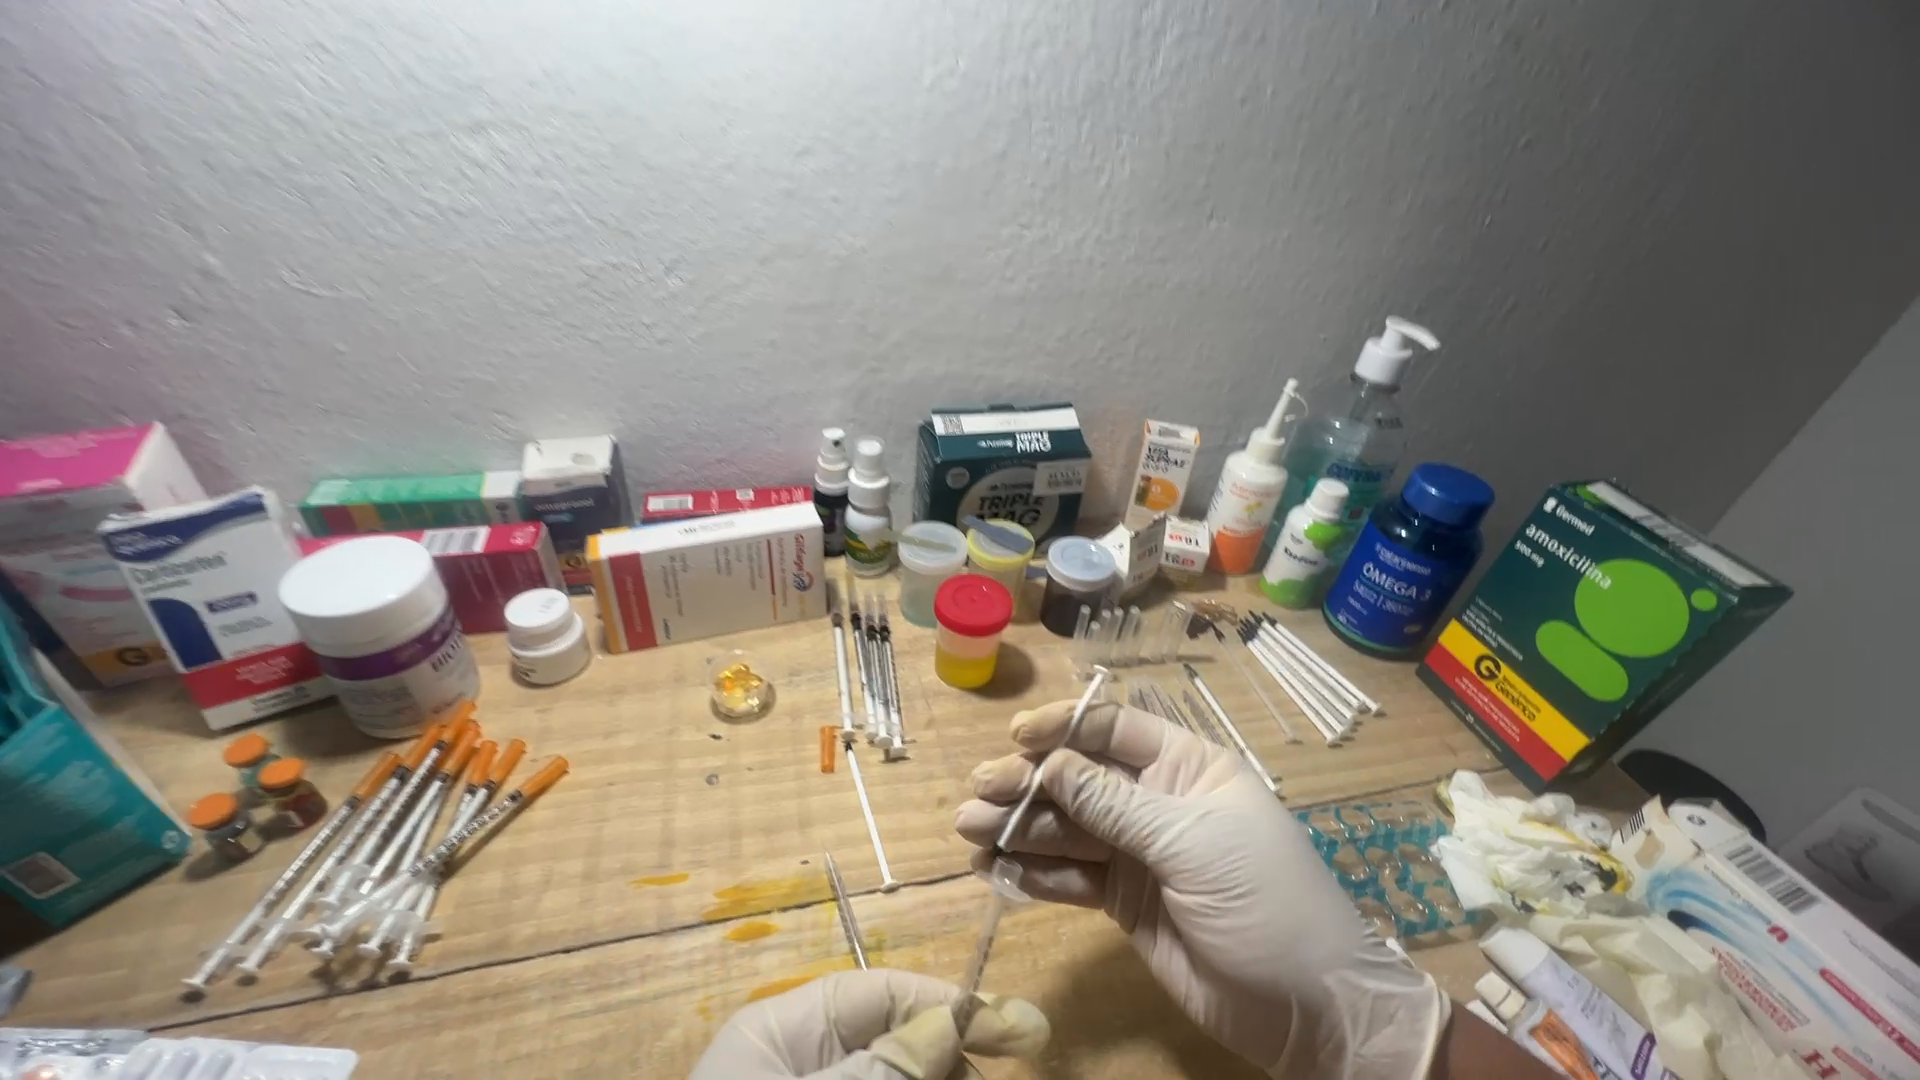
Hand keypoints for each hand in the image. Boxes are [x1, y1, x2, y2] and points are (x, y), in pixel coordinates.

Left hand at [689, 969, 1048, 1078]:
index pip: (882, 994)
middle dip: (954, 1062)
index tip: (1020, 1026)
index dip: (951, 1003)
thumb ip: (884, 1065)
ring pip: (901, 1078)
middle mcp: (804, 1063)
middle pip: (898, 1044)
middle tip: (1016, 1067)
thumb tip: (953, 1020)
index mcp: (784, 1032)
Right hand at [955, 699, 1447, 1078]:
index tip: (1016, 738)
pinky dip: (1035, 875)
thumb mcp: (1191, 842)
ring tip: (970, 833)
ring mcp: (1138, 853)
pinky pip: (1072, 878)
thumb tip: (1048, 764)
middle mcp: (1156, 802)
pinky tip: (996, 873)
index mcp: (1186, 767)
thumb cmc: (1266, 901)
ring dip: (1018, 830)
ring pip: (1068, 830)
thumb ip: (1114, 805)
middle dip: (1029, 784)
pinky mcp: (1124, 902)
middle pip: (1080, 781)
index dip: (1063, 729)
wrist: (1310, 1009)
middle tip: (979, 795)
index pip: (1113, 731)